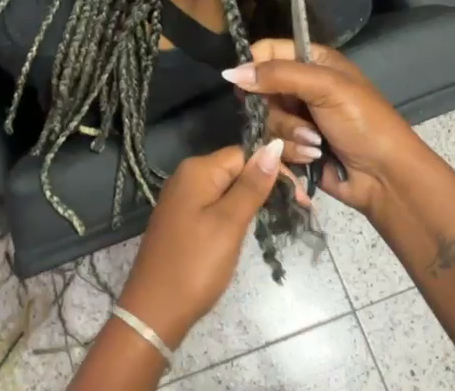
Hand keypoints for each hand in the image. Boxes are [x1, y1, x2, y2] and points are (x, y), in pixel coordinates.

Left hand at [117, 142, 285, 347]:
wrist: (154, 310)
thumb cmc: (195, 265)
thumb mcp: (229, 223)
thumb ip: (252, 185)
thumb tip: (274, 144)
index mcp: (198, 170)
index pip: (244, 154)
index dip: (274, 170)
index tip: (300, 199)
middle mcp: (187, 176)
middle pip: (236, 169)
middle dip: (266, 185)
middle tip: (298, 210)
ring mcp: (182, 199)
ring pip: (227, 188)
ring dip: (253, 200)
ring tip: (281, 219)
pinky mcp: (182, 220)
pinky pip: (215, 205)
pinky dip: (236, 213)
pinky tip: (249, 228)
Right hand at [223, 42, 423, 212]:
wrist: (387, 177)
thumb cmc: (363, 122)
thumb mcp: (325, 88)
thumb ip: (278, 75)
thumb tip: (230, 72)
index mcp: (313, 60)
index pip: (266, 51)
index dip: (253, 66)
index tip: (246, 86)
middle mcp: (302, 85)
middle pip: (260, 90)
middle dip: (278, 111)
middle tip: (301, 120)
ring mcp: (298, 117)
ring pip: (265, 120)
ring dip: (289, 135)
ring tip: (315, 144)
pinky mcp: (295, 146)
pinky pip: (273, 144)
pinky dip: (291, 152)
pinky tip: (313, 158)